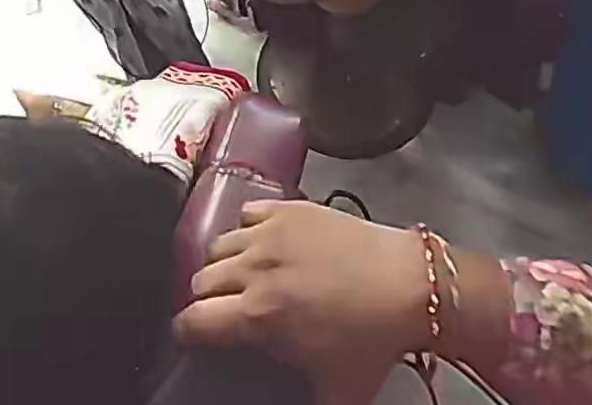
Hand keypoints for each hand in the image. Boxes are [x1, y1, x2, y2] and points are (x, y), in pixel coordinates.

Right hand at [175, 202, 427, 404]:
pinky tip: (262, 242)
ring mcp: (274, 230)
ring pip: (222, 244)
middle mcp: (257, 266)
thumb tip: (277, 403)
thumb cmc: (369, 338)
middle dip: (206, 299)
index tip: (191, 337)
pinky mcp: (292, 207)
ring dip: (224, 263)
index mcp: (259, 314)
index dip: (186, 332)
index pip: (193, 320)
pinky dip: (248, 228)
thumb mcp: (329, 392)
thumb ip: (294, 403)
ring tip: (240, 276)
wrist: (404, 282)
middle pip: (202, 279)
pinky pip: (250, 212)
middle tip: (222, 310)